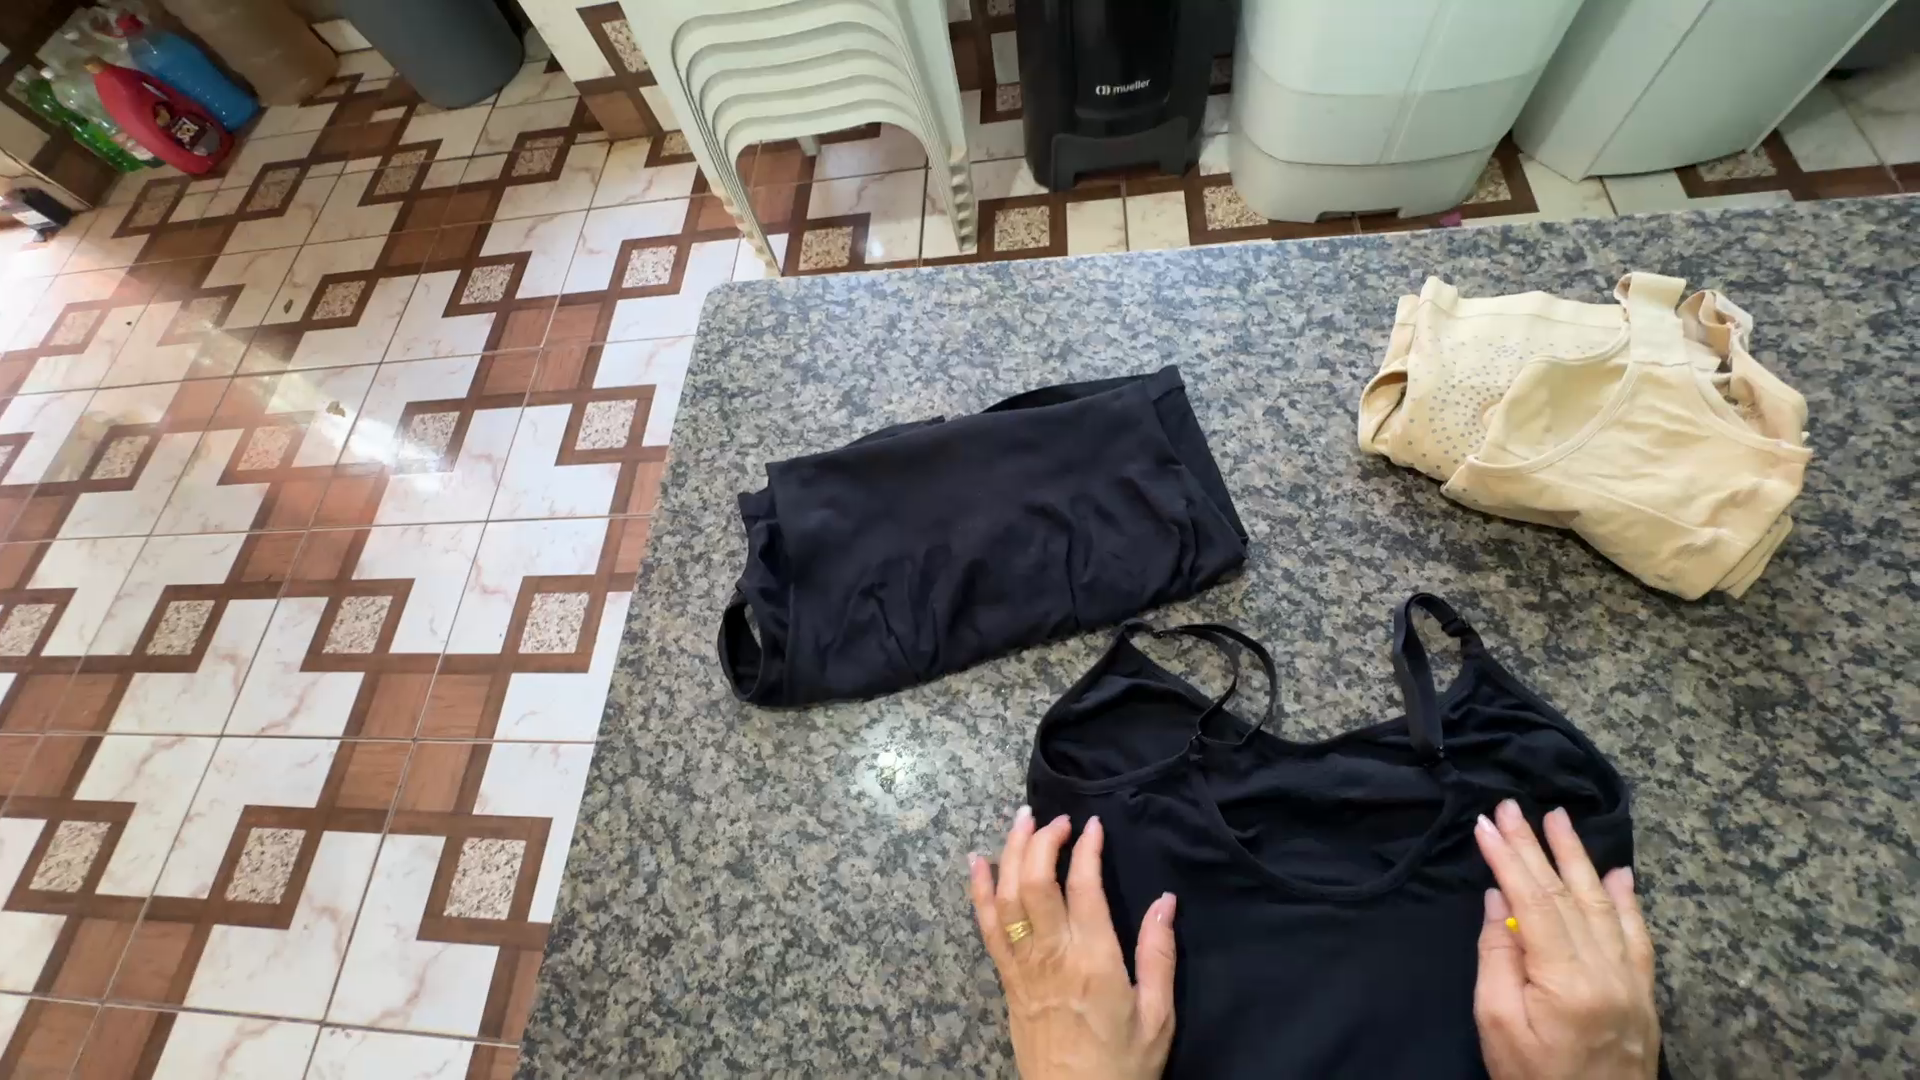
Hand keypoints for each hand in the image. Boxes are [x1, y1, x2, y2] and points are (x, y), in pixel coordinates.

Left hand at [968, 807, 1176, 1079]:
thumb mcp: (1158, 1017)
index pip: (1083, 888)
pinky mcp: (1005, 977)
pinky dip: (978, 889)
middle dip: (1043, 840)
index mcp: (1094, 961)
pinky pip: (985, 926)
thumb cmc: (1121, 1064)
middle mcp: (1052, 954)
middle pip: (1035, 881)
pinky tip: (976, 861)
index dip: (1086, 849)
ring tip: (1021, 818)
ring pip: (1006, 895)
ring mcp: (1022, 964)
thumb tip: (1166, 900)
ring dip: (1010, 851)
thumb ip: (1159, 955)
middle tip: (1056, 819)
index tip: (1093, 824)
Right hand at [1473, 799, 1660, 1079]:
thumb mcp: (1496, 1018)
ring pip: (1604, 907)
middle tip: (1511, 807)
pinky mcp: (1643, 996)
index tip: (1483, 823)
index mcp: (1569, 981)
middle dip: (1536, 846)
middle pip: (1567, 895)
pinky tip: (1619, 873)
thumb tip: (1498, 900)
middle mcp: (1609, 975)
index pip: (1534, 901)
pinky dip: (1628, 901)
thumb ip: (1498, 955)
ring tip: (1560, 820)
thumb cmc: (1531, 1074)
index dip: (1506, 858)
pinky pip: (1638, 938)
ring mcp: (1632, 984)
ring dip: (1578, 859)